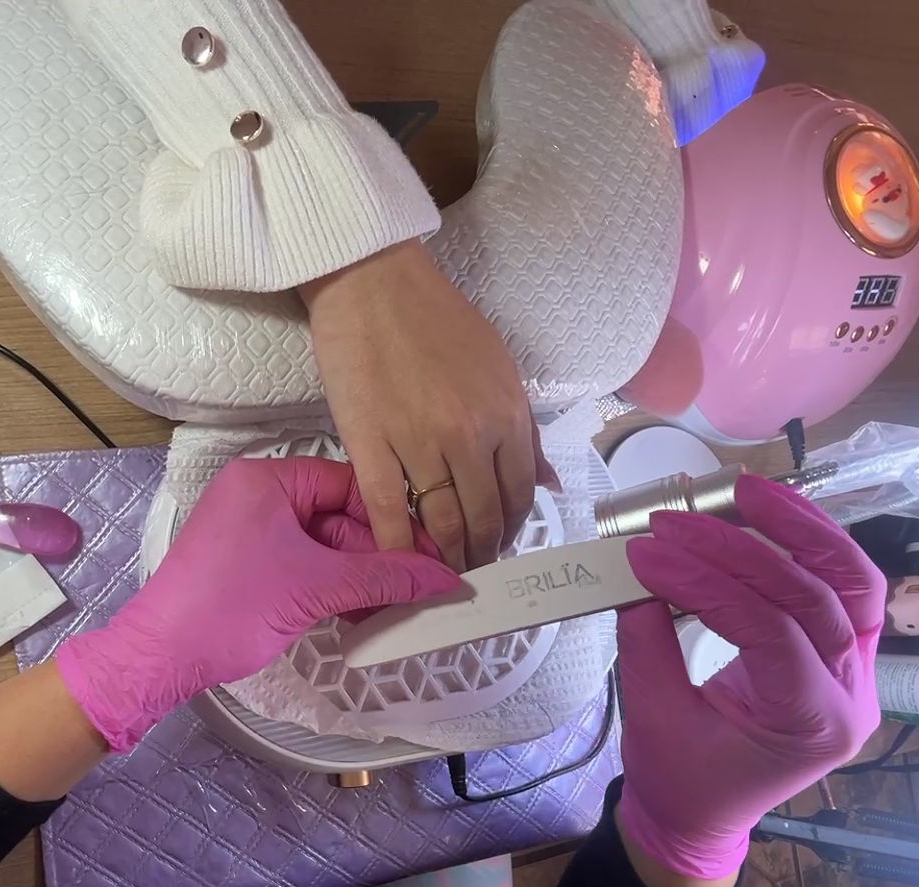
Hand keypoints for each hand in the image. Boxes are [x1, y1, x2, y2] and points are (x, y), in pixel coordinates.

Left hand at [54, 457, 459, 750]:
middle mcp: (258, 495)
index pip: (350, 484)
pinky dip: (333, 586)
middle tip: (420, 586)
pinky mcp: (251, 562)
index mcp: (267, 479)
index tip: (430, 553)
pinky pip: (305, 564)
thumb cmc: (227, 608)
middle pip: (340, 517)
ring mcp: (252, 529)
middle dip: (378, 556)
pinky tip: (362, 611)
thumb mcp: (314, 588)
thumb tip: (440, 578)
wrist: (162, 656)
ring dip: (359, 576)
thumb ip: (383, 578)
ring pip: (325, 545)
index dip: (394, 520)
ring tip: (396, 605)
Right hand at [301, 239, 552, 571]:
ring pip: (441, 519)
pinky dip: (395, 546)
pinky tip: (399, 567)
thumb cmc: (436, 319)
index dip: (510, 528)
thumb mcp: (498, 366)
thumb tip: (549, 484)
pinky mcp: (370, 444)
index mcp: (506, 412)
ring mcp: (419, 442)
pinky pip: (387, 509)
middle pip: (483, 515)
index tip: (499, 545)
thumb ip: (524, 428)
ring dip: (446, 555)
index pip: (519, 492)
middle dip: (481, 551)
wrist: (373, 283)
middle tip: (471, 569)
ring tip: (442, 570)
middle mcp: (471, 434)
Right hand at [614, 475, 885, 879]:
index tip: (644, 552)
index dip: (703, 582)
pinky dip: (807, 545)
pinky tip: (769, 513)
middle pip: (818, 597)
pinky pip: (839, 590)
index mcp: (808, 722)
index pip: (766, 630)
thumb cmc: (676, 776)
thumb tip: (636, 569)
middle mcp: (851, 693)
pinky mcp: (837, 655)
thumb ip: (647, 638)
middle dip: (742, 548)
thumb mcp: (650, 712)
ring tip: (743, 490)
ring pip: (851, 583)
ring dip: (799, 529)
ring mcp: (854, 672)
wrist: (699, 814)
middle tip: (677, 518)